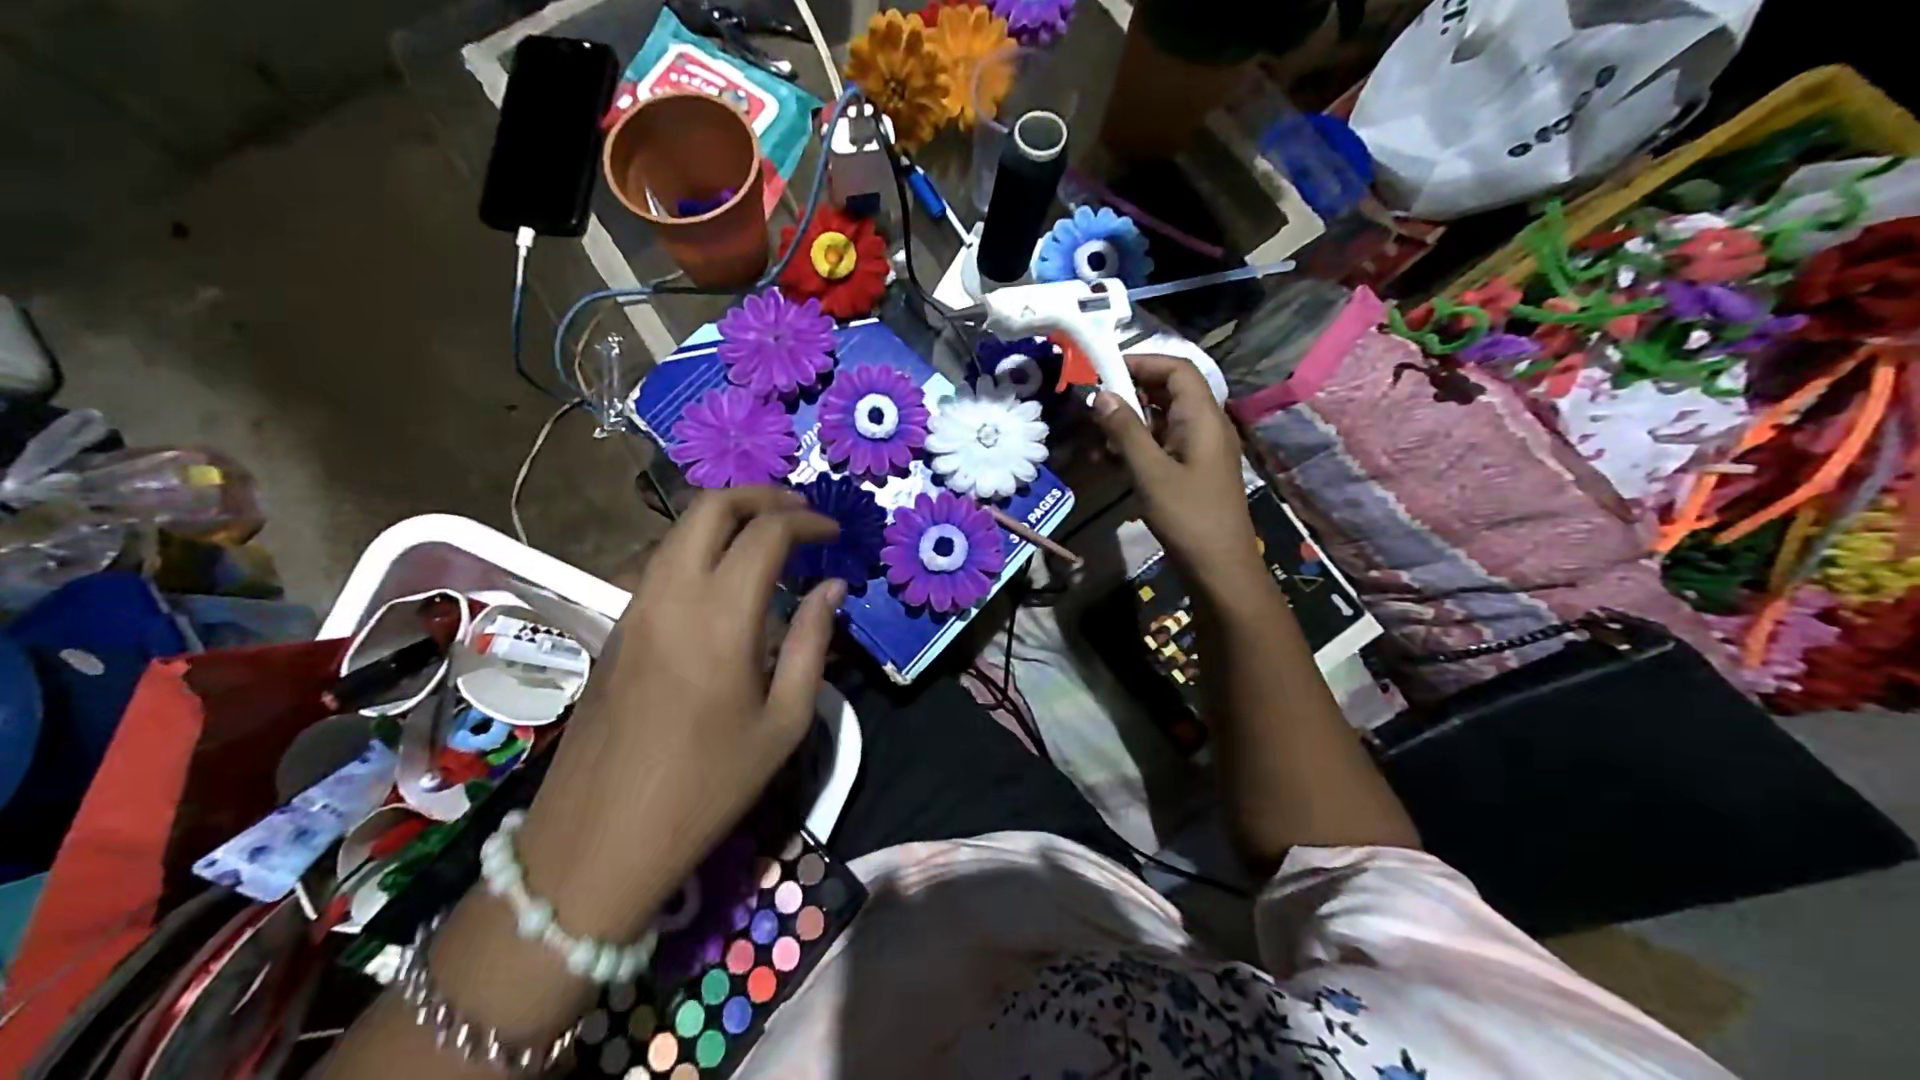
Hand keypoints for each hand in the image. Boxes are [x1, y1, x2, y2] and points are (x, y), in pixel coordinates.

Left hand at [515, 487, 844, 939]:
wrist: (600, 838)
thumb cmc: (708, 786)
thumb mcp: (783, 722)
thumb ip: (811, 643)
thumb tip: (831, 588)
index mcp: (720, 616)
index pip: (767, 533)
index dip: (807, 522)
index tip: (834, 533)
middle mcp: (670, 593)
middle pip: (710, 508)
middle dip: (760, 497)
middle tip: (799, 512)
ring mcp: (633, 606)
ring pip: (678, 530)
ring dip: (726, 518)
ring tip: (765, 537)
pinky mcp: (615, 626)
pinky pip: (658, 562)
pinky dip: (698, 548)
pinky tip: (721, 580)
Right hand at [1092, 354, 1265, 596]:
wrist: (1220, 567)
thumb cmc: (1188, 516)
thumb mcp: (1150, 471)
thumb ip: (1125, 430)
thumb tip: (1100, 394)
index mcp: (1204, 417)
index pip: (1177, 369)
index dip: (1143, 362)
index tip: (1104, 371)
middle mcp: (1206, 426)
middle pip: (1169, 392)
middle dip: (1129, 393)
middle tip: (1093, 404)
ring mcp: (1200, 449)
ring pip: (1161, 420)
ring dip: (1128, 423)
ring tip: (1094, 436)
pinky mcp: (1191, 470)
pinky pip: (1162, 445)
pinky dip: (1136, 446)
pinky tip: (1108, 460)